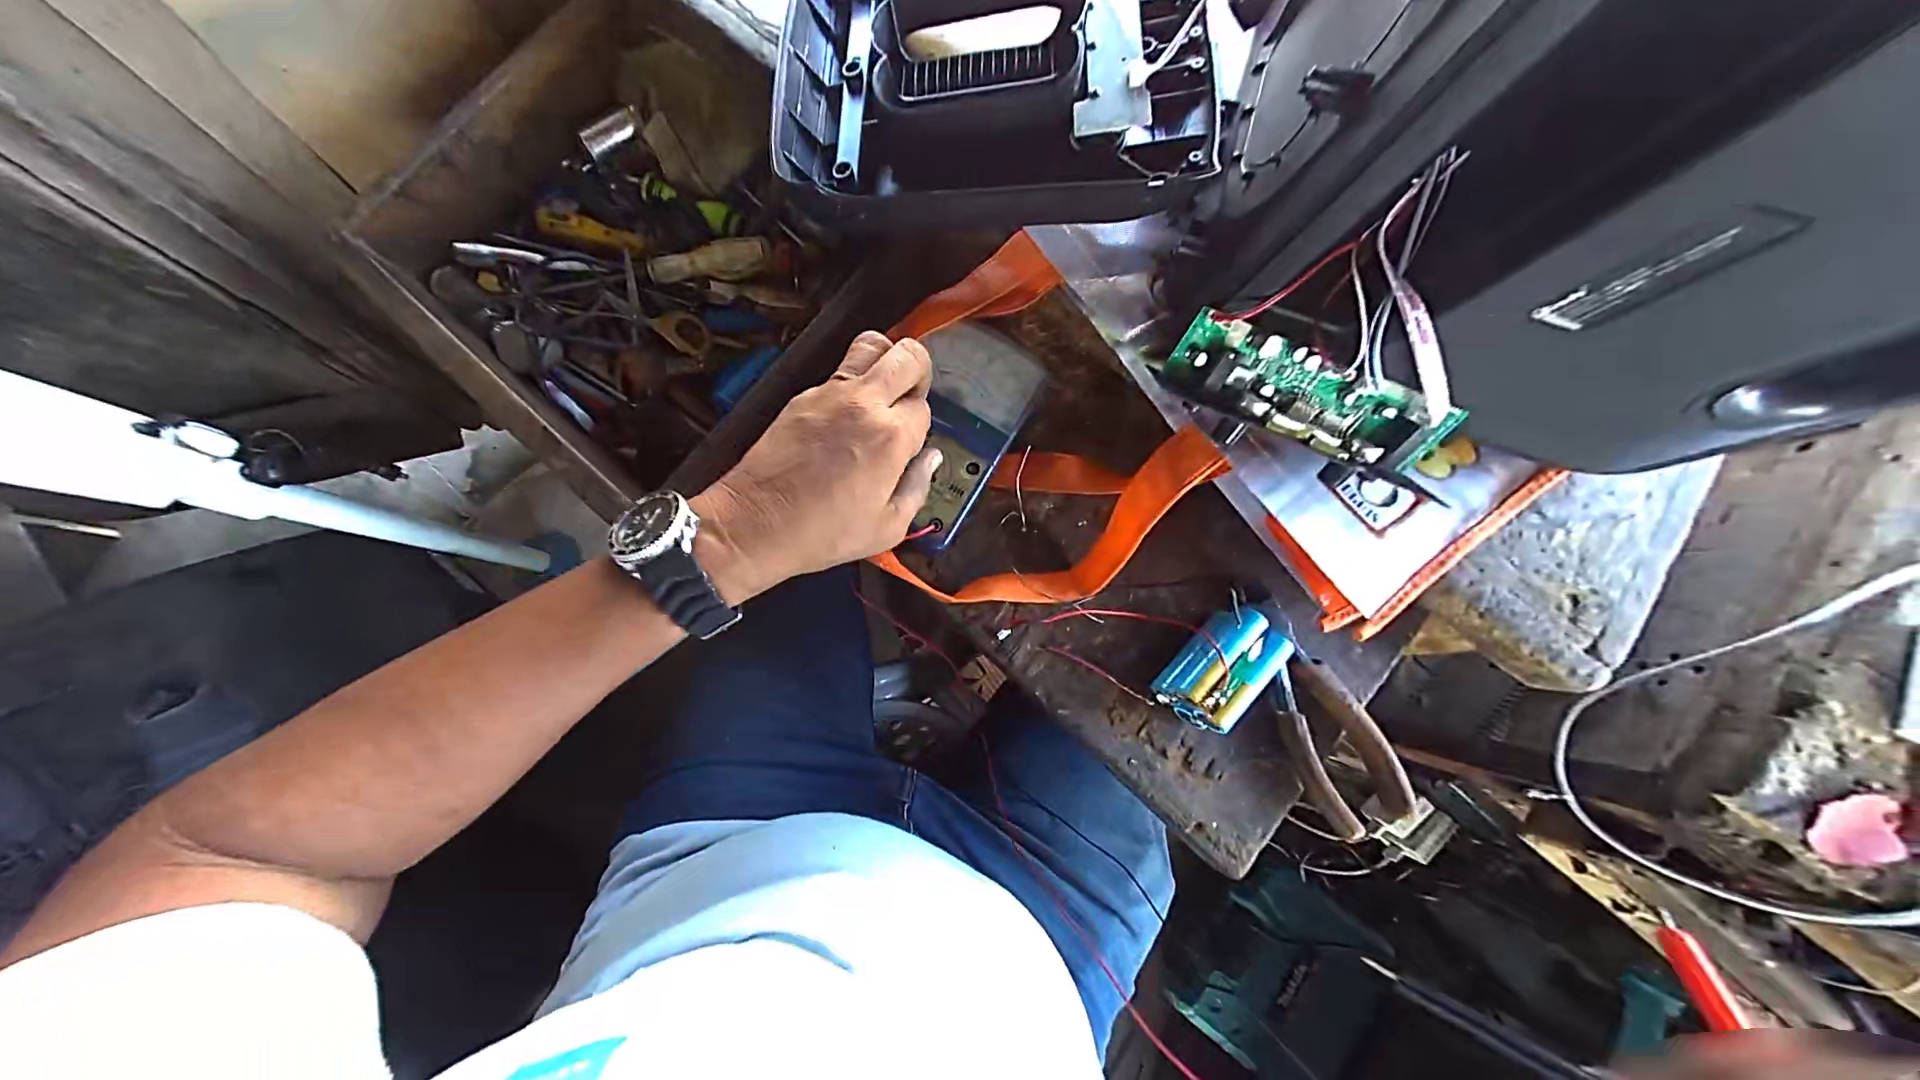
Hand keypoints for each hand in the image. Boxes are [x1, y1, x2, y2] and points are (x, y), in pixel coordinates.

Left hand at [691, 331, 939, 601]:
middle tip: (911, 395)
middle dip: (917, 369)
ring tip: (882, 394)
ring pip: (869, 345)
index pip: (924, 405)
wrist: (756, 525)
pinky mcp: (801, 398)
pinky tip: (844, 421)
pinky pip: (837, 374)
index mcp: (890, 437)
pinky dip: (849, 386)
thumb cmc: (819, 532)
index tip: (912, 443)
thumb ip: (918, 488)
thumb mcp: (887, 527)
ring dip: (884, 361)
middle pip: (906, 353)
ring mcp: (828, 395)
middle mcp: (862, 405)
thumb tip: (930, 462)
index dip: (922, 424)